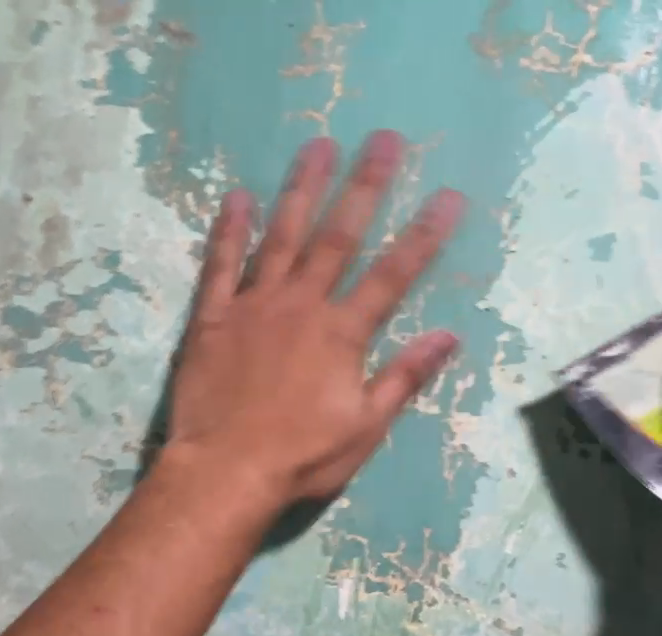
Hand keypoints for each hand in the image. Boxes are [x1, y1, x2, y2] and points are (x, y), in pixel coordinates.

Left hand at [160, 131, 465, 508]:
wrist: (226, 471)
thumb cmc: (302, 457)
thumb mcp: (366, 427)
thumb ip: (404, 377)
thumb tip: (448, 337)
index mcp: (342, 334)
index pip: (393, 276)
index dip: (423, 236)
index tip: (448, 196)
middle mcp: (301, 306)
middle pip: (338, 238)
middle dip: (364, 187)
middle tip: (383, 139)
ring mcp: (254, 306)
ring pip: (281, 237)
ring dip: (302, 190)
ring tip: (317, 146)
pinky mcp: (213, 318)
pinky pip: (221, 265)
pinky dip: (230, 230)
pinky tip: (238, 197)